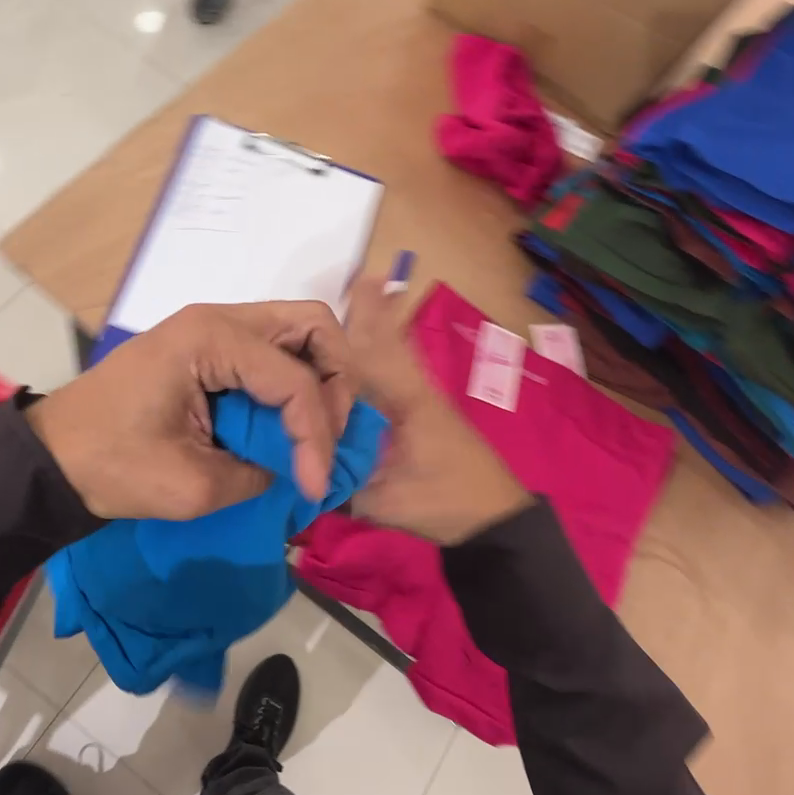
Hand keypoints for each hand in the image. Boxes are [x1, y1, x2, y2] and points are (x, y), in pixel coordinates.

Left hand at [27, 302, 355, 521]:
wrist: (52, 457)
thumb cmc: (110, 465)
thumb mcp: (190, 486)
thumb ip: (257, 472)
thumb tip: (291, 465)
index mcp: (209, 340)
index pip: (294, 377)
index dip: (317, 433)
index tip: (314, 486)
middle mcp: (218, 319)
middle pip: (312, 325)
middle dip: (335, 382)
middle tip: (327, 436)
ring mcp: (214, 328)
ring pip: (298, 332)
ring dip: (318, 379)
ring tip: (313, 432)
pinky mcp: (210, 348)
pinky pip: (274, 351)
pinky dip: (294, 383)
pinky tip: (289, 425)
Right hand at [344, 274, 531, 544]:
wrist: (497, 520)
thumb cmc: (446, 504)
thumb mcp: (387, 502)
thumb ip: (341, 485)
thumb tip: (296, 473)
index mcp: (408, 403)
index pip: (370, 360)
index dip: (355, 329)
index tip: (343, 296)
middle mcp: (417, 392)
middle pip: (389, 345)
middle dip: (374, 312)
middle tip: (364, 274)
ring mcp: (426, 401)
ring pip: (401, 354)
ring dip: (386, 324)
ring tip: (376, 290)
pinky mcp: (429, 414)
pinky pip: (405, 370)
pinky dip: (395, 348)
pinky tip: (390, 341)